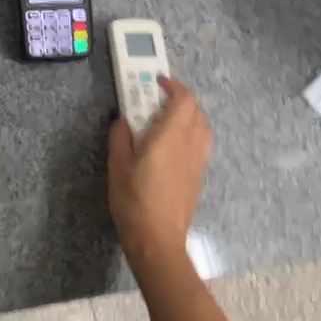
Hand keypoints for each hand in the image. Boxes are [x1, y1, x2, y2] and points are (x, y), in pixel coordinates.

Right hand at [107, 76, 213, 275]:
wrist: (157, 239)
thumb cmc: (133, 200)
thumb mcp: (116, 165)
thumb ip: (121, 137)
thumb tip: (125, 120)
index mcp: (169, 138)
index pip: (183, 101)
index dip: (173, 86)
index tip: (157, 81)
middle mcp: (189, 146)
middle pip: (196, 111)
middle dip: (180, 98)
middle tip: (157, 98)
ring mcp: (197, 162)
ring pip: (203, 127)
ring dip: (189, 115)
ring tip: (167, 117)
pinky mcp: (198, 176)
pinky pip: (202, 143)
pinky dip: (192, 131)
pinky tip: (174, 142)